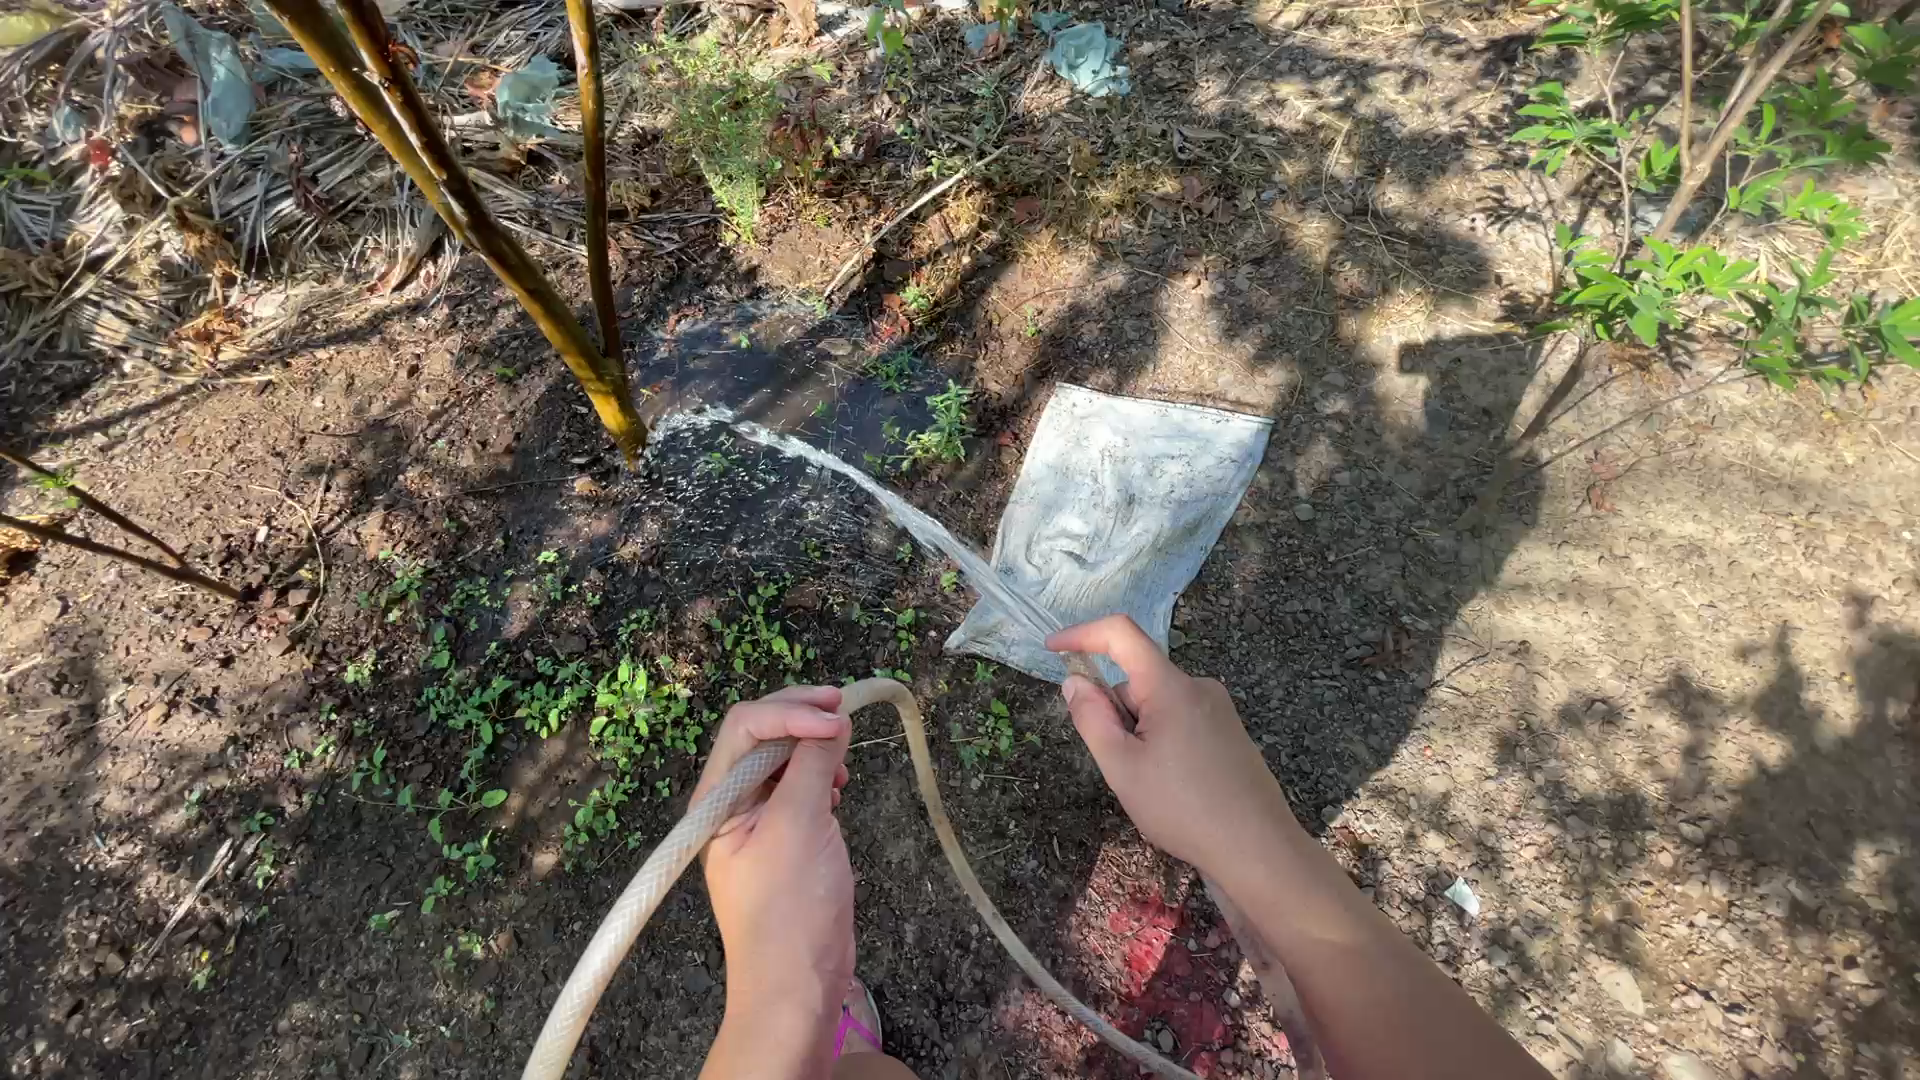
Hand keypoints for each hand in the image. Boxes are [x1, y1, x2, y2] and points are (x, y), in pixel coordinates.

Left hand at [695, 686, 853, 1076]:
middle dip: (801, 715)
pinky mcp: (788, 832)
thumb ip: (813, 765)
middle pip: (762, 732)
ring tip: (843, 766)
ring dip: (815, 745)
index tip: (835, 719)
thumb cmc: (790, 907)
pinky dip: (823, 774)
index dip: (789, 712)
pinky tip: (839, 790)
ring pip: (785, 756)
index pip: (746, 725)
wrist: (798, 984)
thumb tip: (834, 720)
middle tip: (842, 708)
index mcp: (719, 798)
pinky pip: (801, 783)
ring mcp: (761, 817)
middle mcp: (734, 801)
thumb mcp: (800, 826)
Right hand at [1046, 615, 1297, 874]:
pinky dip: (1161, 740)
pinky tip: (1175, 787)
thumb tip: (1074, 682)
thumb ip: (1092, 718)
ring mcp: (1219, 709)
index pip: (1121, 633)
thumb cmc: (1183, 808)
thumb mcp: (1122, 767)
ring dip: (1139, 731)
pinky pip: (1179, 719)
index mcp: (1170, 686)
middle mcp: (1198, 686)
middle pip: (1138, 679)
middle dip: (1115, 712)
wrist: (1260, 850)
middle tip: (1119, 765)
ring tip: (1151, 785)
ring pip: (1157, 704)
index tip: (1053, 650)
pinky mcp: (1229, 732)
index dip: (1082, 634)